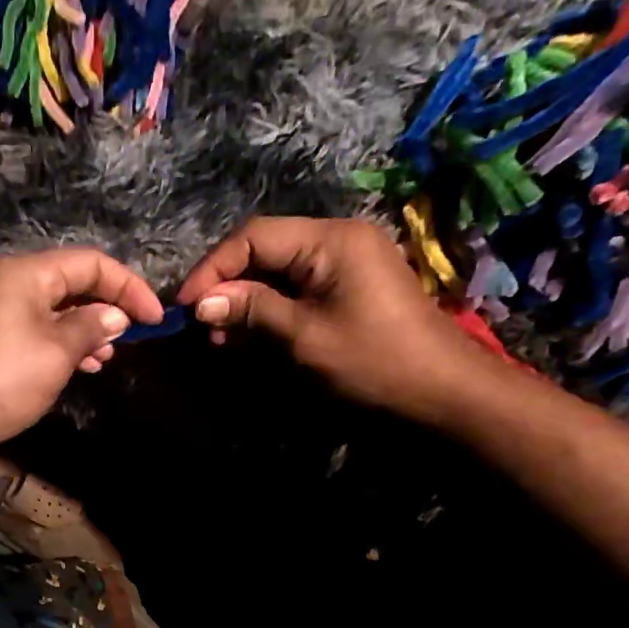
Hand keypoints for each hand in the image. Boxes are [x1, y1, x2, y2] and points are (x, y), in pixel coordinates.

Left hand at [0, 249, 162, 485]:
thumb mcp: (55, 354)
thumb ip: (91, 327)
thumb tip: (115, 315)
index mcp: (23, 272)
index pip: (90, 263)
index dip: (129, 287)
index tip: (155, 319)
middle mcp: (3, 279)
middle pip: (69, 281)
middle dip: (106, 307)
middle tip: (131, 338)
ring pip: (50, 307)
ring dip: (83, 328)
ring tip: (105, 358)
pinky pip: (30, 325)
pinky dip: (57, 341)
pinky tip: (74, 365)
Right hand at [175, 217, 493, 416]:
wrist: (441, 391)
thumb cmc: (373, 361)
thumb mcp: (305, 337)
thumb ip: (252, 311)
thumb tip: (201, 302)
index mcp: (331, 240)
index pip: (254, 236)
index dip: (214, 267)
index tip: (186, 305)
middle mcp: (338, 238)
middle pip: (265, 250)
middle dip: (229, 286)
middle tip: (204, 327)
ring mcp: (347, 261)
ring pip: (279, 270)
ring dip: (247, 300)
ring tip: (223, 338)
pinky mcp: (350, 286)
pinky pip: (299, 287)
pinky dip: (271, 309)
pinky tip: (252, 336)